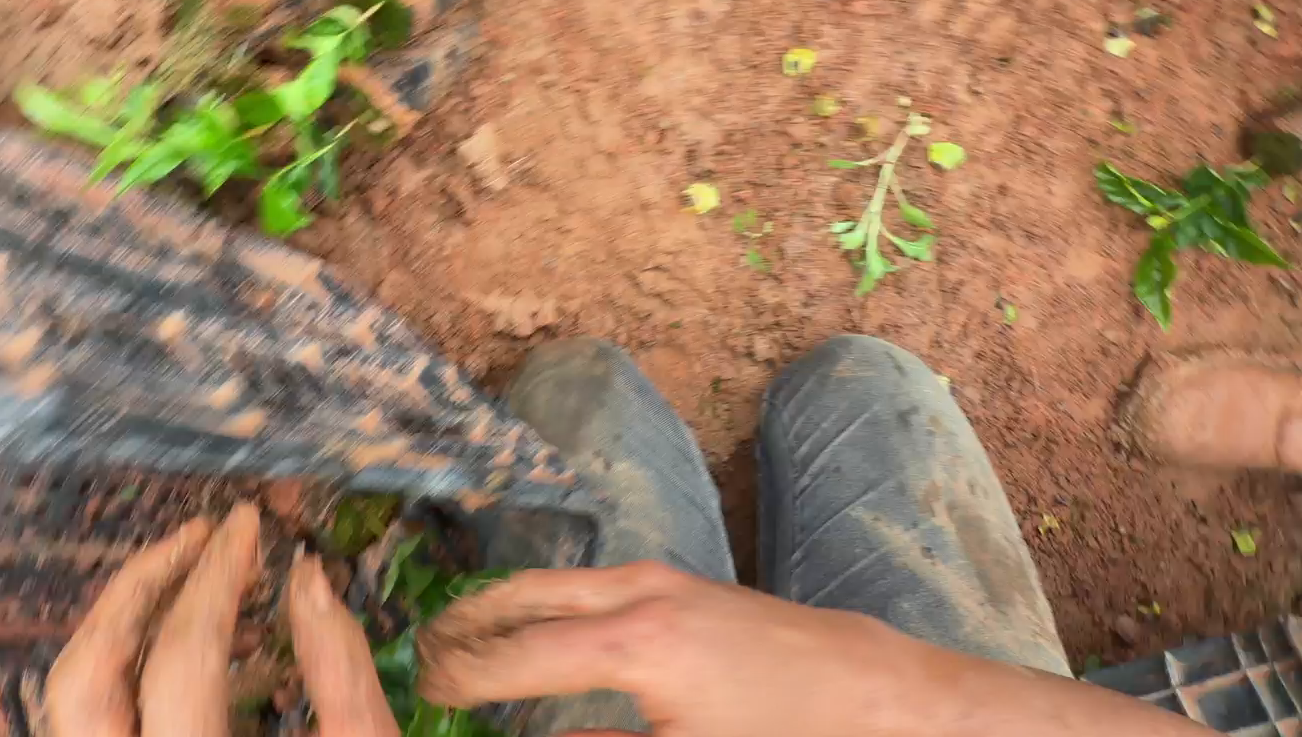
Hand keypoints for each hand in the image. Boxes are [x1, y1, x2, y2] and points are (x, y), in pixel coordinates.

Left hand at [45, 503, 398, 736]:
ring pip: (70, 703)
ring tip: (188, 570)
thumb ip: (340, 665)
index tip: (247, 524)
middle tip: (200, 533)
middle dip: (143, 582)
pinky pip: (93, 727)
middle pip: (86, 679)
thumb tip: (306, 574)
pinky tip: (184, 641)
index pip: (182, 659)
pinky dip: (129, 665)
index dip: (216, 575)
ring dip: (127, 618)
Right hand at [416, 561, 1207, 736]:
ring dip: (509, 603)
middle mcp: (637, 593)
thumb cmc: (783, 735)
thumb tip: (543, 735)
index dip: (466, 670)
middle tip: (424, 645)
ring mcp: (660, 579)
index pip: (521, 653)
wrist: (877, 693)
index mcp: (634, 645)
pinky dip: (550, 602)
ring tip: (469, 630)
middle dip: (472, 617)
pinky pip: (591, 586)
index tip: (424, 681)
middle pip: (529, 593)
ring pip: (559, 581)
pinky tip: (542, 628)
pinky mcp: (679, 584)